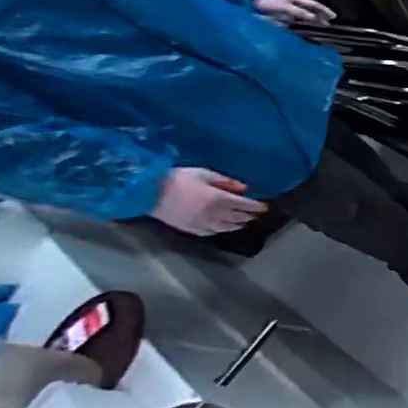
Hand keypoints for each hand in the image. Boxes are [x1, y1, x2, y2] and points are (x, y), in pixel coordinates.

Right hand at [149, 167, 265, 235]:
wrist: (144, 191)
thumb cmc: (176, 178)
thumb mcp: (205, 174)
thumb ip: (227, 182)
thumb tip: (245, 189)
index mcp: (219, 199)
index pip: (246, 205)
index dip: (258, 206)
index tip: (264, 207)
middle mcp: (214, 213)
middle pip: (239, 218)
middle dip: (250, 215)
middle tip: (256, 214)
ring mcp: (201, 223)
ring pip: (227, 228)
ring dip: (238, 224)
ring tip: (244, 221)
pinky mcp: (188, 229)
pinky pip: (210, 232)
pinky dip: (221, 230)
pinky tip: (223, 227)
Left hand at [254, 0, 334, 24]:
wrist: (248, 2)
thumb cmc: (267, 2)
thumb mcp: (284, 6)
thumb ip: (299, 12)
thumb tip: (314, 18)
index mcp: (296, 0)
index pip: (314, 5)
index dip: (324, 10)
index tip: (334, 17)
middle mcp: (294, 4)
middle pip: (311, 10)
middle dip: (320, 16)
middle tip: (329, 24)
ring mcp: (288, 10)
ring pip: (305, 15)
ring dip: (313, 20)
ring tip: (320, 27)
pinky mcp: (282, 16)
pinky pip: (297, 20)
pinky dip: (304, 23)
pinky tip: (306, 27)